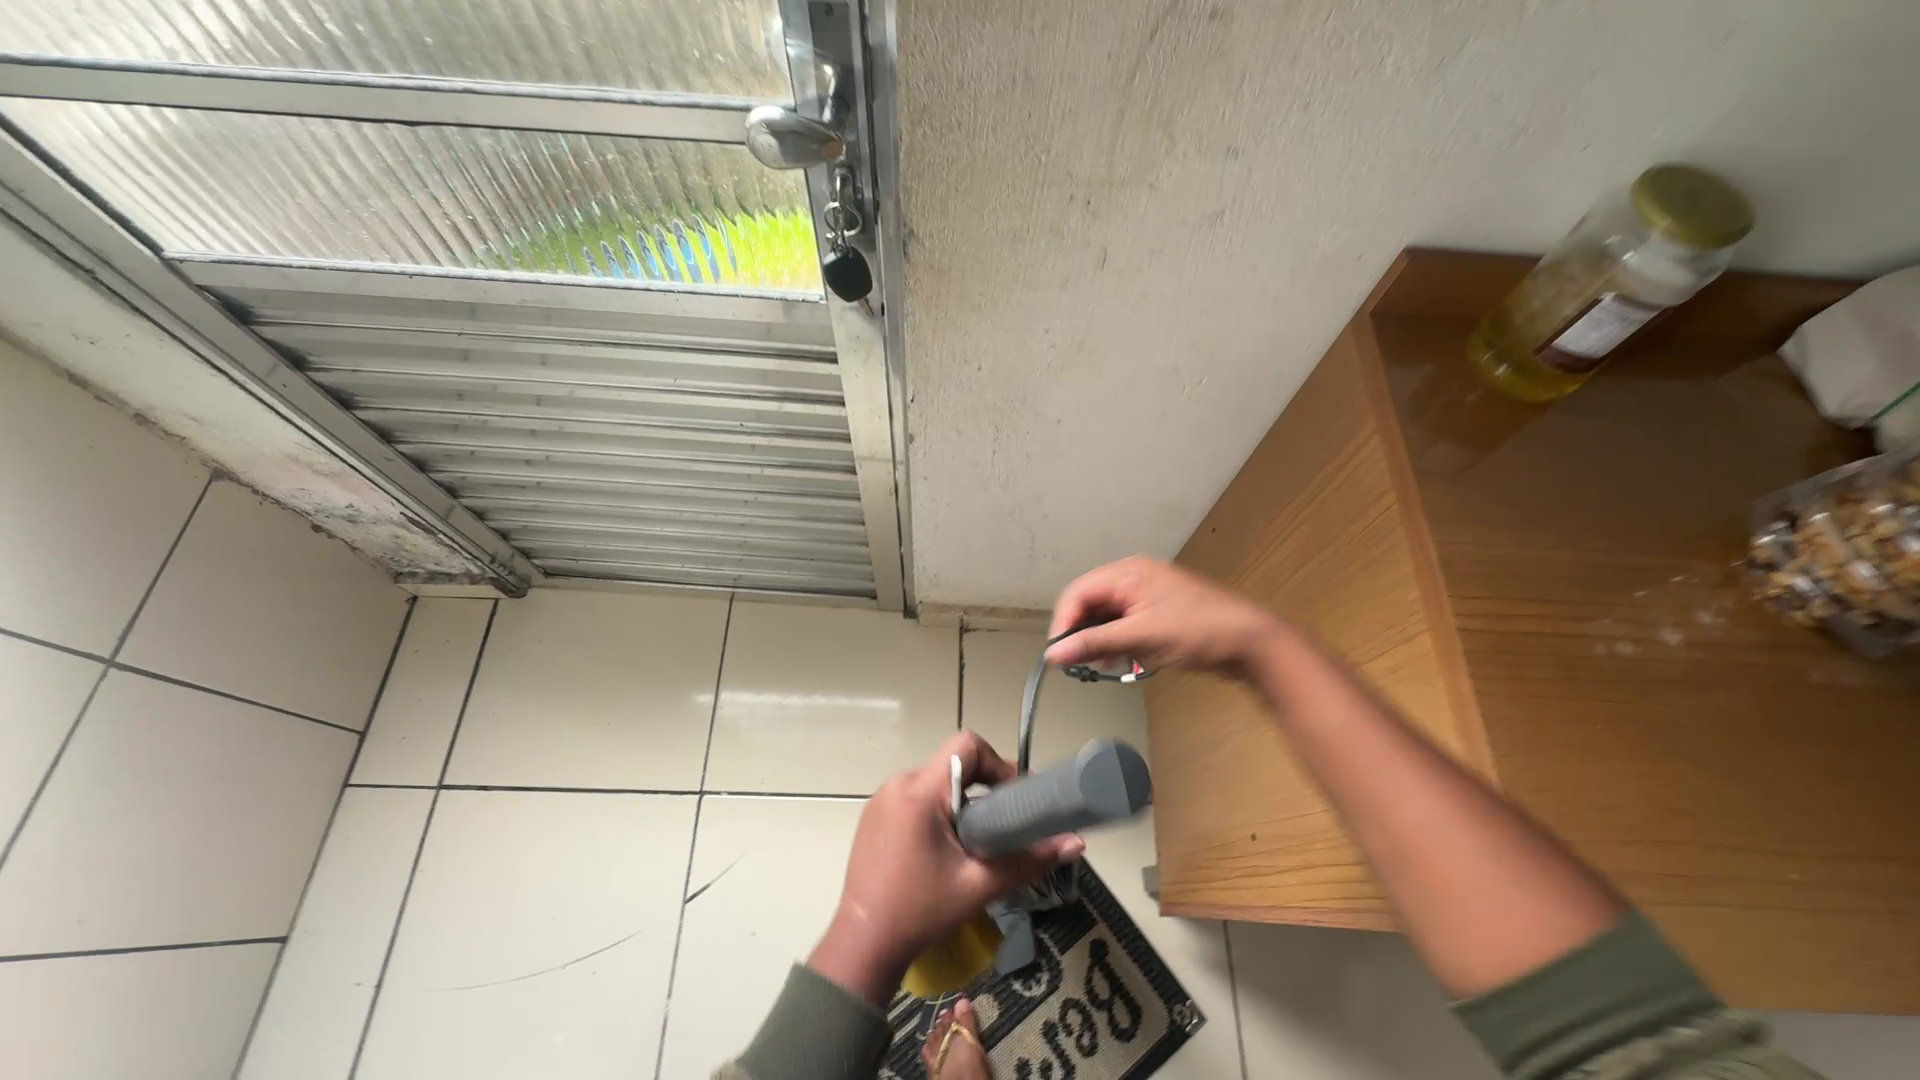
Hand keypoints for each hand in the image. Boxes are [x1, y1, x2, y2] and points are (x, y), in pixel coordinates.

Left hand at [809, 731, 1085, 1004]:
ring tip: (978, 840)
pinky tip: (947, 848)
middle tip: (1005, 822)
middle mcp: (897, 785)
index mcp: (920, 792)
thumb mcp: (980, 885)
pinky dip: (937, 811)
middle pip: (952, 764)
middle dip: (983, 787)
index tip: (1013, 797)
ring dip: (960, 801)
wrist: (863, 944)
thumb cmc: (921, 912)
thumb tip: (1076, 843)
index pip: (966, 746)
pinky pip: (915, 797)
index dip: (997, 763)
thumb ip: (1029, 859)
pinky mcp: (874, 817)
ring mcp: (881, 800)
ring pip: (935, 781)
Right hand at [1046, 556, 1288, 676]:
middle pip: (1090, 603)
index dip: (1064, 623)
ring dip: (1100, 641)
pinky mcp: (1159, 614)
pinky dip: (1119, 643)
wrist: (1253, 643)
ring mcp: (1148, 595)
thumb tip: (1053, 654)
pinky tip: (1124, 663)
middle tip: (1079, 664)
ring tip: (1101, 666)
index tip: (1060, 656)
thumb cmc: (1197, 632)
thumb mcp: (1141, 637)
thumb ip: (1094, 643)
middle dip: (1082, 633)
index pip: (1078, 592)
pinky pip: (1126, 625)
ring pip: (1107, 616)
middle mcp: (1134, 578)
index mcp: (1128, 573)